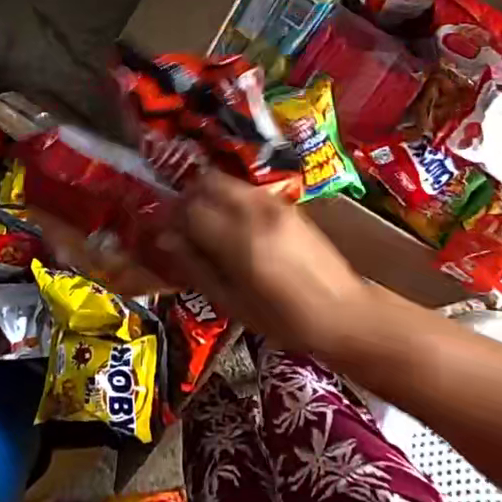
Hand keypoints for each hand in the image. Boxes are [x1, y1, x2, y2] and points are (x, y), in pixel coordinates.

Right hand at [35, 171, 397, 358]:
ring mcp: (273, 204)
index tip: (156, 225)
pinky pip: (244, 189)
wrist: (345, 312)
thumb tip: (164, 236)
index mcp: (239, 241)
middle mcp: (255, 212)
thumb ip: (195, 264)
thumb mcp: (232, 302)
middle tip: (175, 220)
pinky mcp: (286, 204)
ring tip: (200, 220)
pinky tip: (227, 221)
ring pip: (225, 181)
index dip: (167, 214)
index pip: (188, 208)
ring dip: (205, 193)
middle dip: (184, 196)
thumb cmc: (285, 320)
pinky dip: (227, 196)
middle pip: (205, 183)